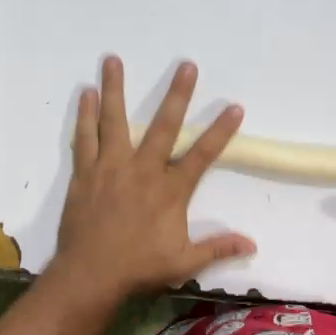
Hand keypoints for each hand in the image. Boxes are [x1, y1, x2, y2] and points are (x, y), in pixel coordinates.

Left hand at [50, 56, 256, 300]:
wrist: (89, 275)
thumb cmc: (138, 269)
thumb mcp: (183, 262)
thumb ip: (217, 248)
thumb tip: (251, 244)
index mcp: (169, 191)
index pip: (201, 156)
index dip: (220, 131)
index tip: (234, 107)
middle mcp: (142, 171)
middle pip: (163, 126)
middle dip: (177, 94)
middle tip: (186, 65)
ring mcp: (110, 169)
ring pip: (114, 121)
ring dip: (115, 88)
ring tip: (112, 59)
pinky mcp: (84, 174)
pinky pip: (85, 138)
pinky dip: (85, 116)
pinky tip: (86, 94)